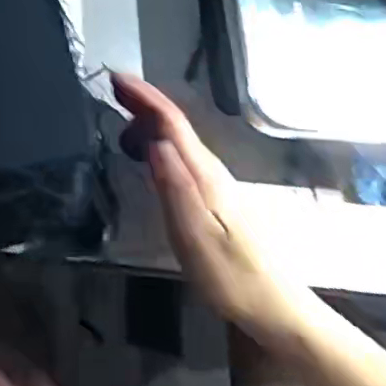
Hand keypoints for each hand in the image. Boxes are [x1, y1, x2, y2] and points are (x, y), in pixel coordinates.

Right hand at [112, 72, 315, 349]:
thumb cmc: (232, 276)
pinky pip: (179, 155)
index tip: (117, 77)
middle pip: (175, 124)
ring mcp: (213, 183)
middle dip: (144, 101)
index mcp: (204, 174)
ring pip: (177, 138)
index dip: (145, 97)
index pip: (173, 123)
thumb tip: (155, 142)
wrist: (274, 308)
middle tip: (111, 88)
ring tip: (119, 117)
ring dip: (149, 120)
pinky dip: (157, 141)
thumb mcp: (196, 234)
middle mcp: (210, 170)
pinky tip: (145, 151)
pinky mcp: (212, 197)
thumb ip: (175, 187)